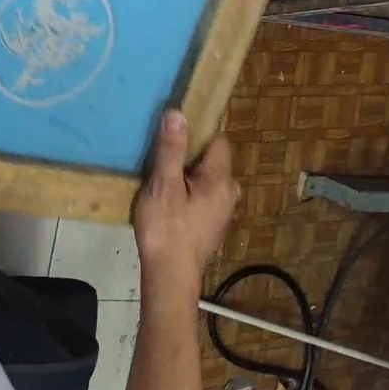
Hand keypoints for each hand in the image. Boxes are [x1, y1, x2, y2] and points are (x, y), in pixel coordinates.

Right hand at [132, 111, 240, 298]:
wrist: (170, 276)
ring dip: (185, 172)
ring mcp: (222, 209)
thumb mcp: (163, 185)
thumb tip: (178, 114)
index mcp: (221, 179)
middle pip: (211, 158)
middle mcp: (229, 191)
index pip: (218, 139)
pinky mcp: (212, 222)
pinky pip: (202, 193)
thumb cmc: (166, 228)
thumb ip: (171, 150)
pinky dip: (187, 189)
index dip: (197, 130)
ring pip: (205, 177)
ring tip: (159, 175)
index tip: (173, 129)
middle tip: (160, 153)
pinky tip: (167, 198)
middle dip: (188, 152)